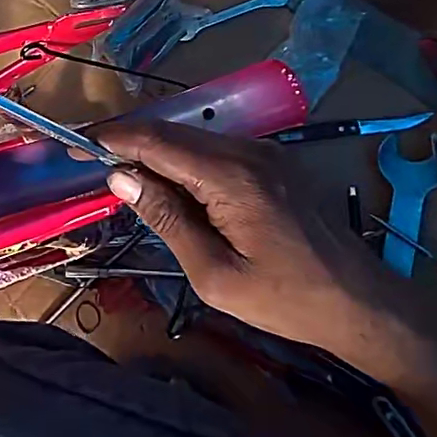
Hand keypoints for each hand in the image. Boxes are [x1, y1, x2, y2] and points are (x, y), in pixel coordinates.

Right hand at [94, 121, 389, 349]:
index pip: (157, 142)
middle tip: (88, 157)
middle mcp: (247, 151)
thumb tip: (120, 177)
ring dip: (153, 150)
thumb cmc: (285, 299)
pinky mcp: (271, 161)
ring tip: (119, 172)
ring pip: (192, 138)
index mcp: (232, 177)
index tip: (75, 144)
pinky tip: (166, 181)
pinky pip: (214, 148)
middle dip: (127, 142)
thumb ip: (166, 219)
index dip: (112, 139)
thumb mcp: (214, 274)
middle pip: (172, 133)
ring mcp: (263, 152)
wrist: (360, 302)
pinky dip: (181, 159)